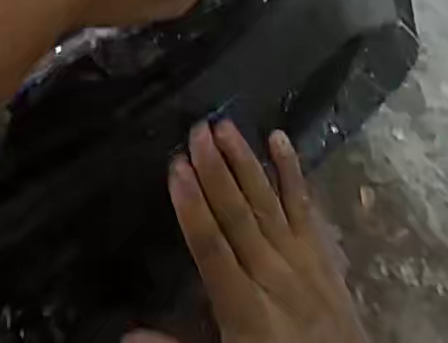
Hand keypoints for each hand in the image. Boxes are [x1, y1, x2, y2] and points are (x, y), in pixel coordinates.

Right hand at [130, 122, 367, 342]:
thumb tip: (127, 335)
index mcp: (244, 310)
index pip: (212, 250)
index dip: (192, 208)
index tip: (176, 168)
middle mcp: (272, 276)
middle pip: (238, 216)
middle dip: (215, 171)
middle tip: (197, 130)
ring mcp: (300, 259)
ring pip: (266, 203)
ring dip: (244, 162)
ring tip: (224, 126)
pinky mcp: (320, 252)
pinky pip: (304, 206)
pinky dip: (291, 171)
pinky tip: (279, 138)